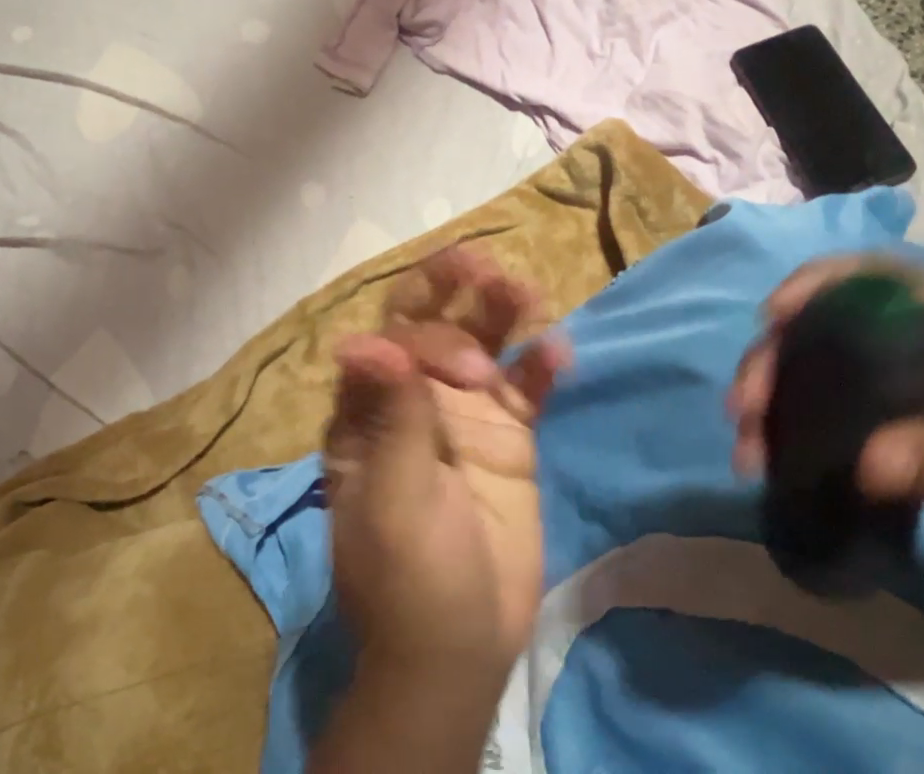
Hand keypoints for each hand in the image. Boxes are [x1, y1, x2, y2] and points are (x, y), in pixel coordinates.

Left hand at [323, 249, 569, 676]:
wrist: (460, 647)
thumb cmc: (409, 578)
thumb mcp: (393, 498)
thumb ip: (391, 416)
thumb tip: (362, 339)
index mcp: (369, 412)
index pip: (388, 339)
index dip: (420, 321)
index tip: (461, 342)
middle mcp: (415, 400)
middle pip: (433, 324)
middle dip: (456, 290)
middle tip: (491, 275)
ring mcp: (465, 416)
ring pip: (483, 342)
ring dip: (501, 311)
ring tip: (529, 295)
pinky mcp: (511, 437)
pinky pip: (527, 386)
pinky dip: (543, 364)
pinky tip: (561, 352)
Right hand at [729, 255, 923, 569]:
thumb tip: (865, 462)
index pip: (879, 282)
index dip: (820, 284)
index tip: (772, 315)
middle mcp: (918, 350)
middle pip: (829, 330)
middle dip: (777, 358)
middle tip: (745, 404)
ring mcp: (902, 392)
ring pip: (819, 376)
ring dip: (774, 402)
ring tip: (746, 445)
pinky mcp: (891, 432)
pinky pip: (828, 421)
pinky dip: (793, 436)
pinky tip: (767, 461)